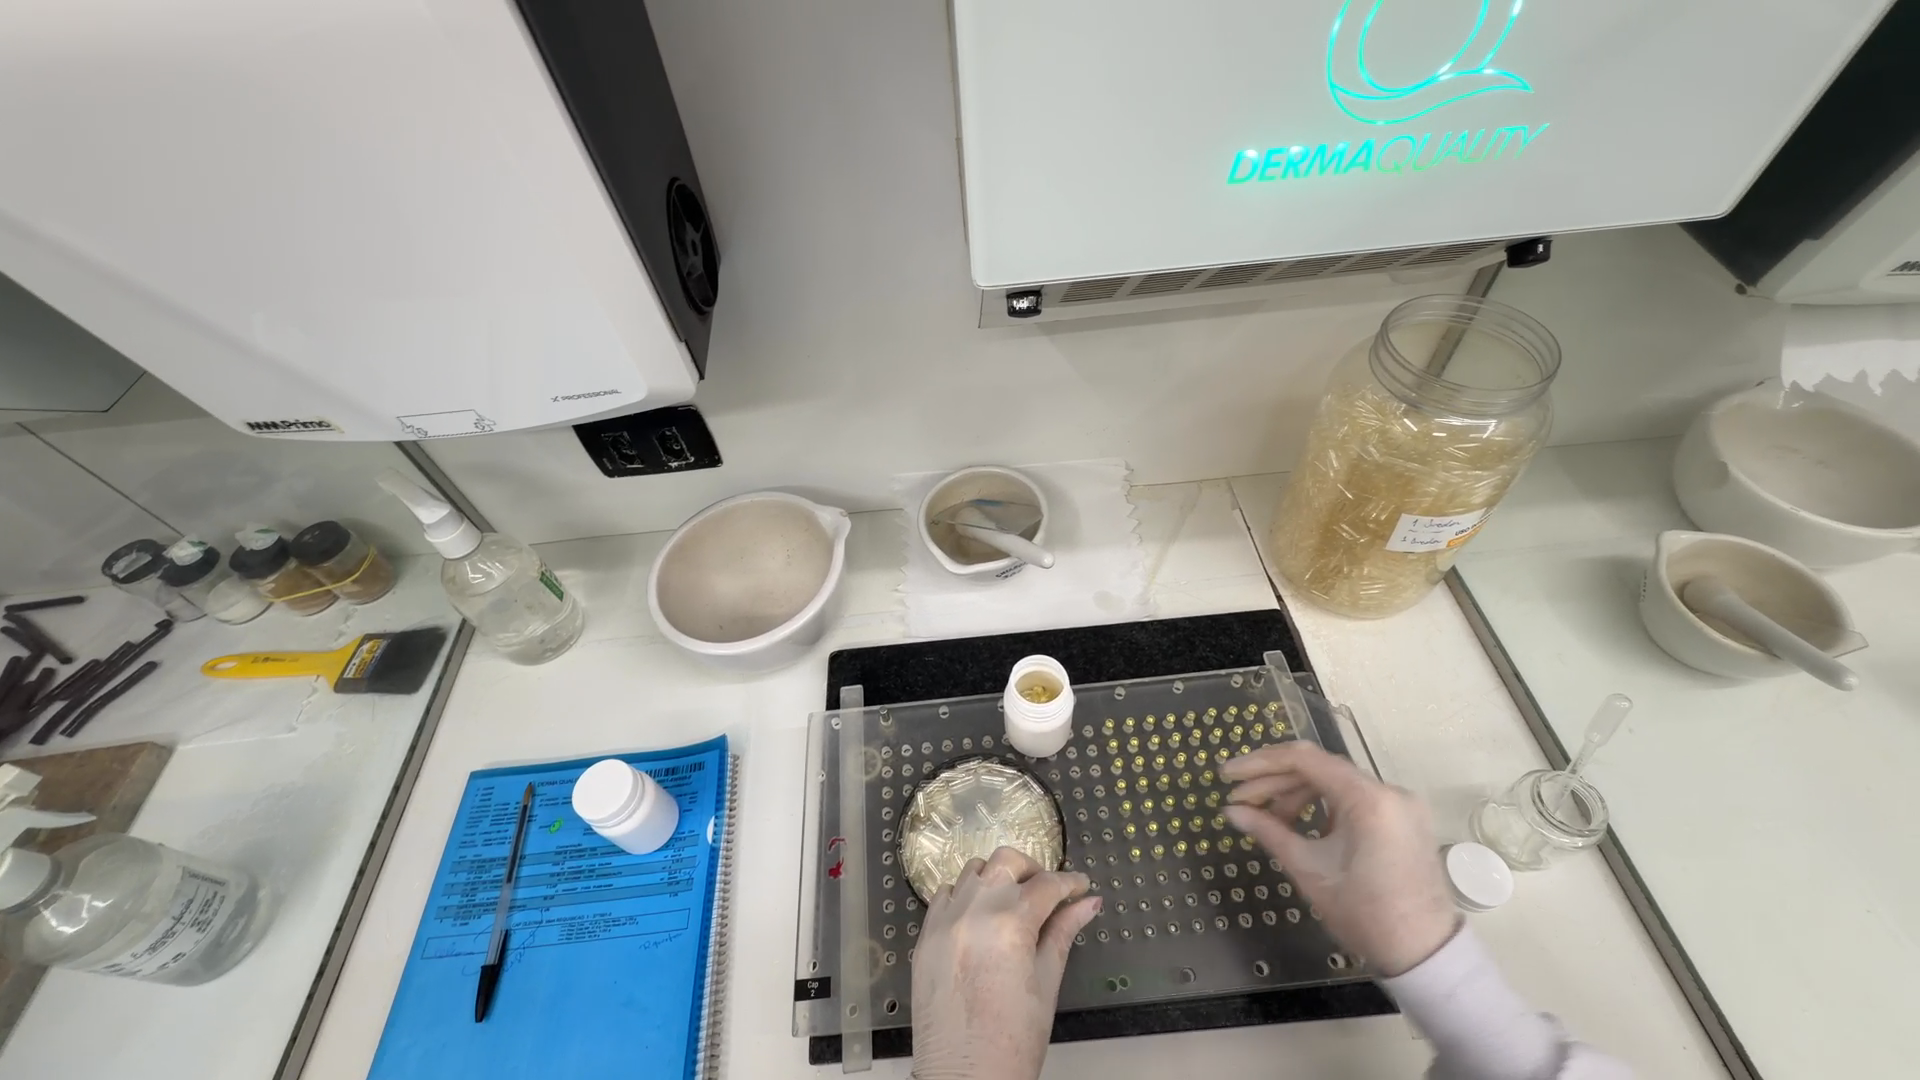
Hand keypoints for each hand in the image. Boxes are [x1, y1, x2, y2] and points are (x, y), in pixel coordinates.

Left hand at [910, 847, 1101, 1079]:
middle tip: (1048, 892)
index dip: (1069, 882)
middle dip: (1032, 870)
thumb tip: (1089, 902)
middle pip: (1006, 861)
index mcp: (1009, 923)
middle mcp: (973, 910)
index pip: (1046, 885)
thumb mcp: (1046, 984)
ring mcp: (944, 920)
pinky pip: (945, 894)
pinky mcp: (925, 934)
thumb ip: (1064, 933)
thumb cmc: (1013, 1041)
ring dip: (997, 878)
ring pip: (973, 871)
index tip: (1082, 886)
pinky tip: (979, 916)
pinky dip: (965, 895)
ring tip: (1014, 903)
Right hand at [1221, 742, 1457, 975]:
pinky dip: (1321, 806)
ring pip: (1334, 782)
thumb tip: (1231, 812)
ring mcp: (1399, 804)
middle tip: (1238, 801)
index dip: (1259, 763)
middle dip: (1273, 782)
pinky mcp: (1402, 819)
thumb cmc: (1365, 913)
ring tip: (1267, 819)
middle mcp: (1388, 790)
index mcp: (1368, 798)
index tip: (1228, 776)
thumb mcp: (1308, 869)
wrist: (1426, 956)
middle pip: (1318, 769)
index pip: (1303, 759)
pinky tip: (1298, 825)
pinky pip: (1352, 798)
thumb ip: (1268, 831)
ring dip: (1295, 795)